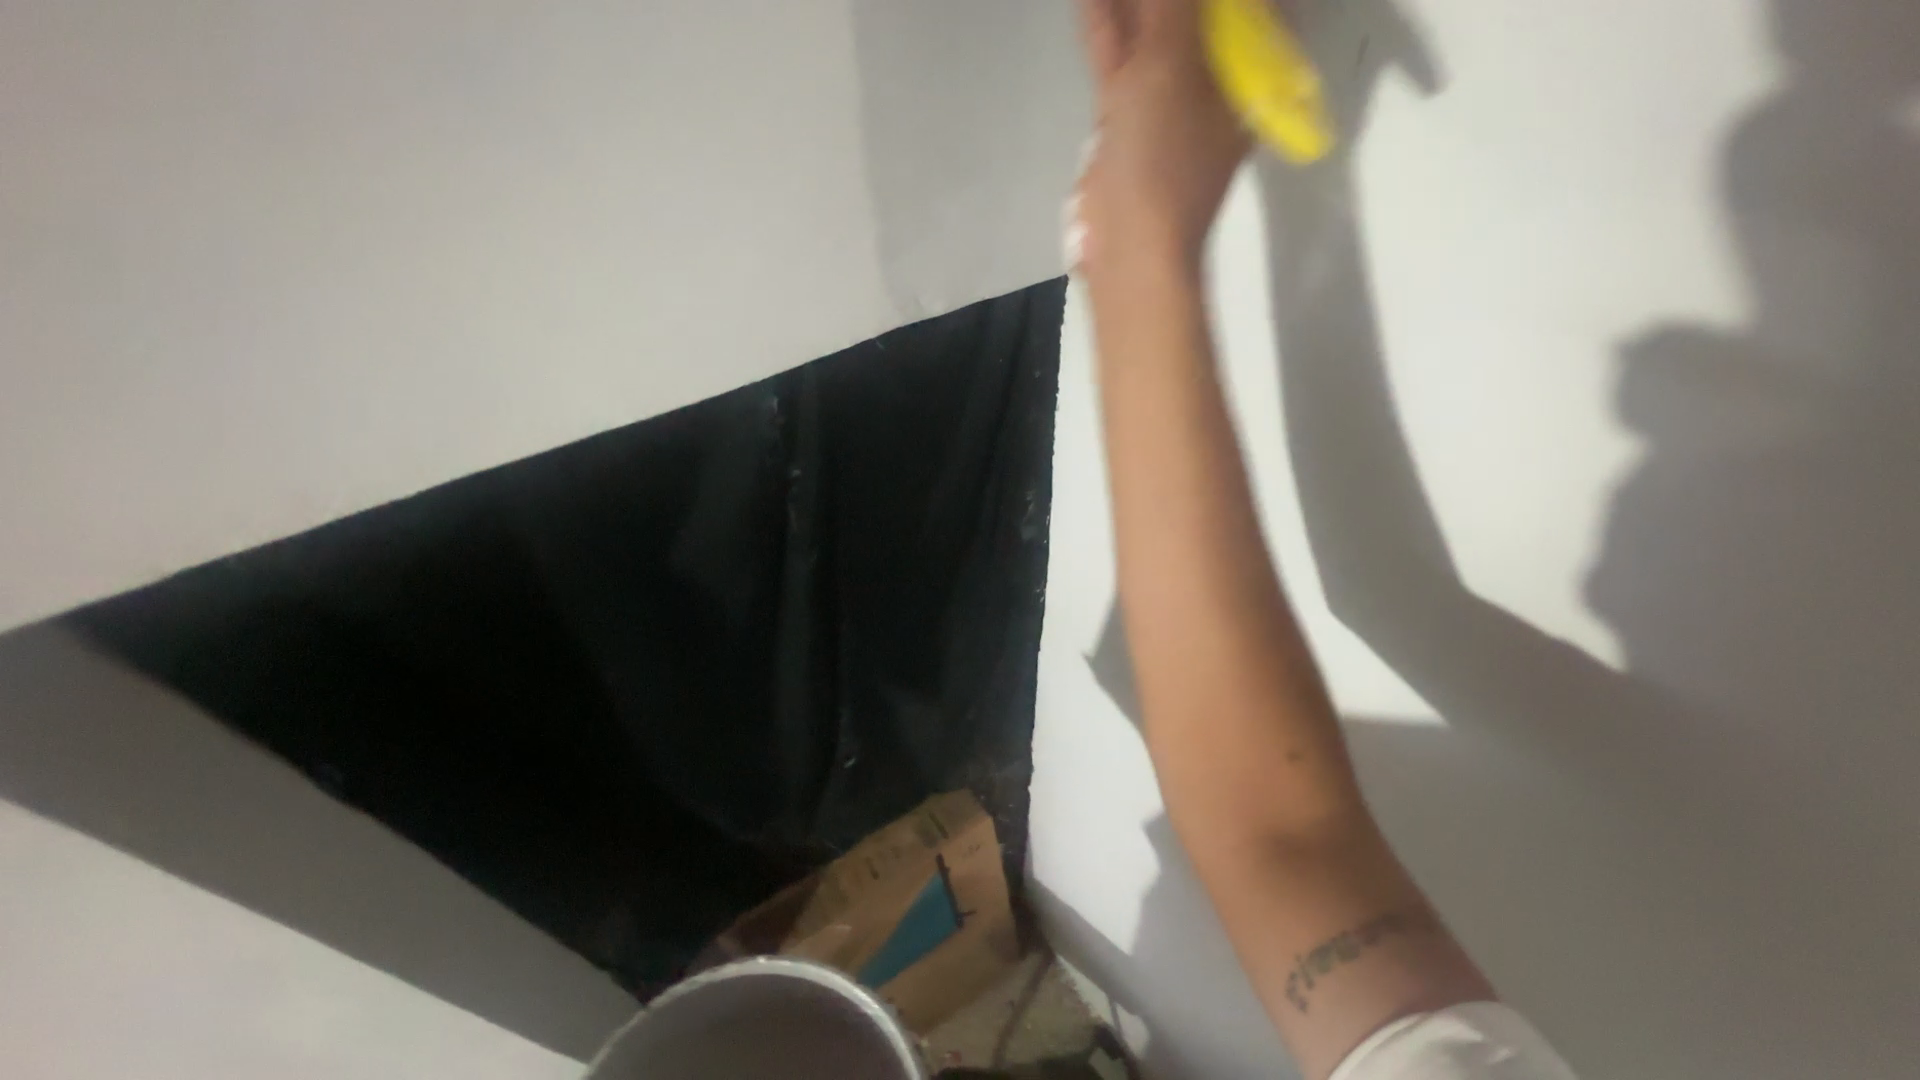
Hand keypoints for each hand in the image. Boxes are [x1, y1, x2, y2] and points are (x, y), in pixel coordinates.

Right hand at [1074, 0, 1250, 282]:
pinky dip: (1105, 26)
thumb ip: (1173, 7)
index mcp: (1245, 75)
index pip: (1247, 9)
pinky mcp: (1126, 123)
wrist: (1130, 244)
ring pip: (1150, 33)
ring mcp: (1165, 104)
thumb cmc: (1164, 155)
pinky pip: (1119, 61)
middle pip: (1197, 16)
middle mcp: (1210, 86)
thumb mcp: (1172, 63)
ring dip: (1133, 2)